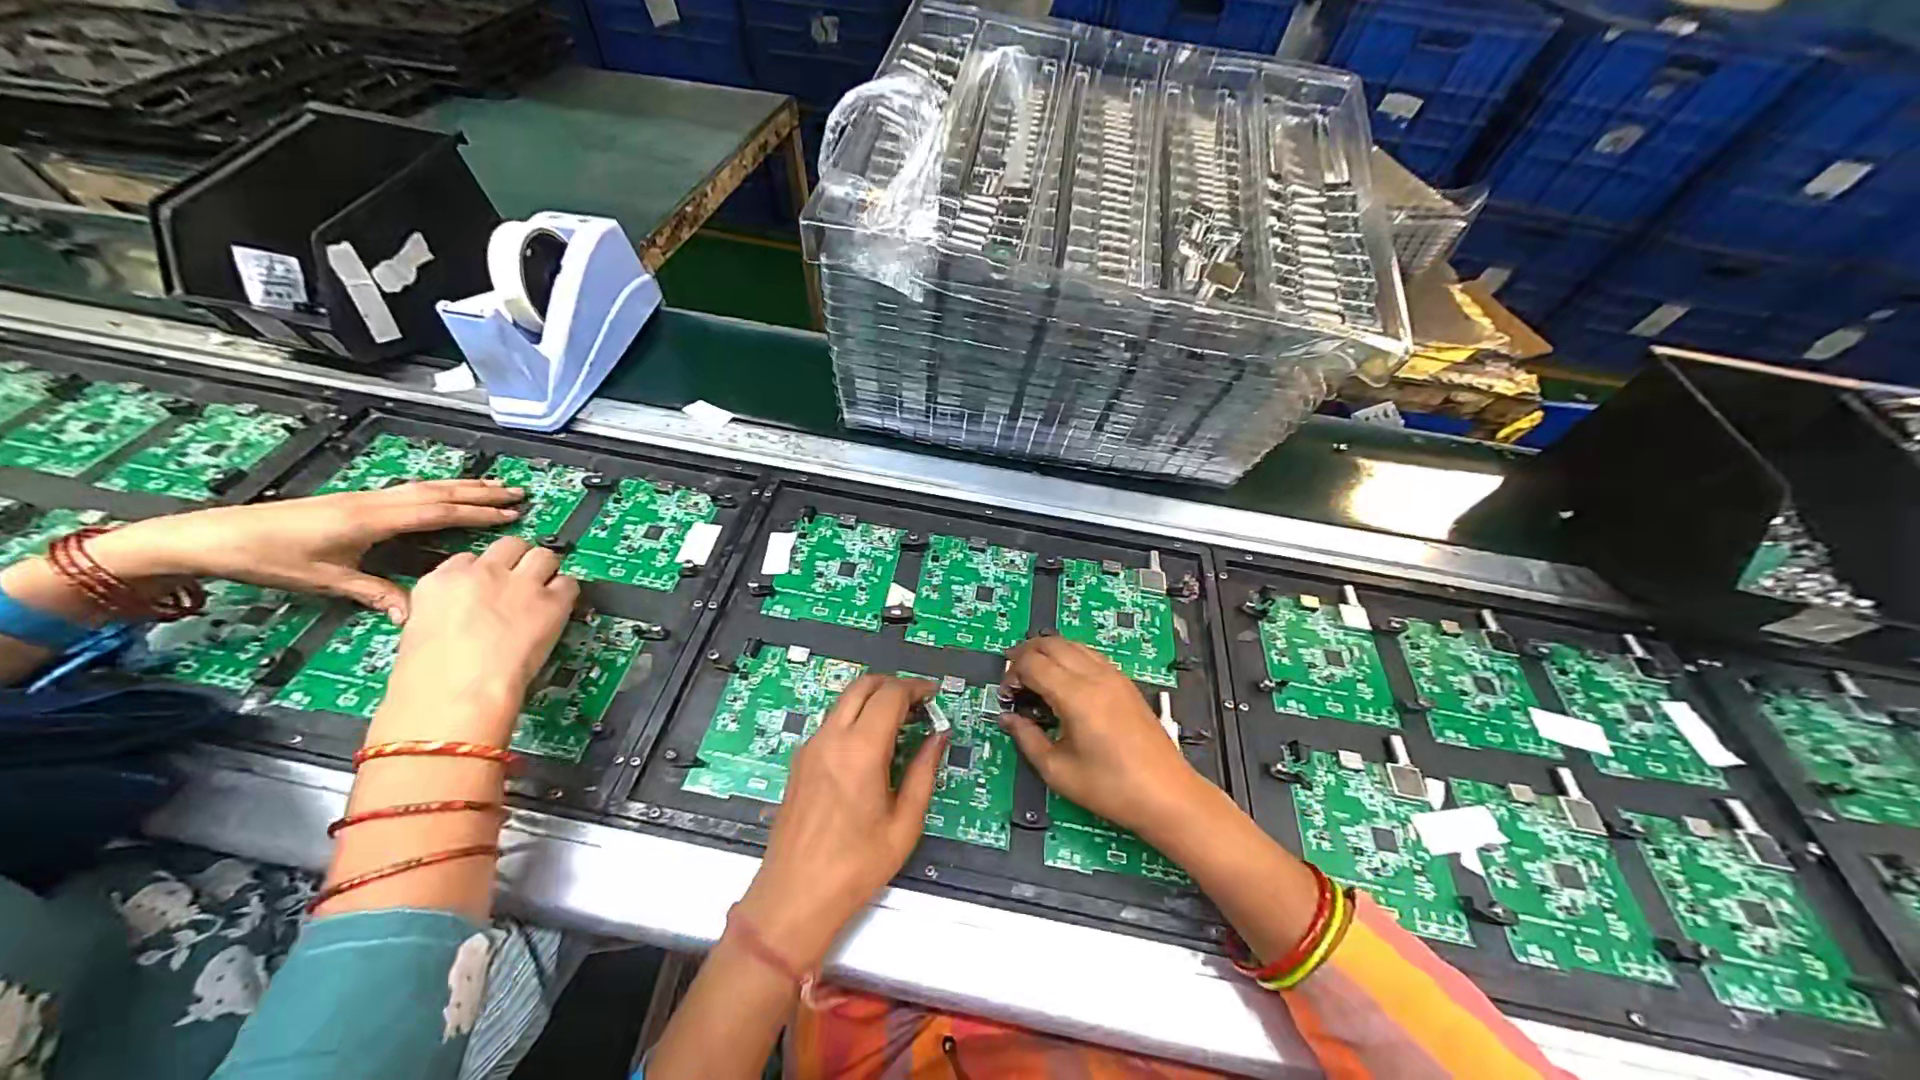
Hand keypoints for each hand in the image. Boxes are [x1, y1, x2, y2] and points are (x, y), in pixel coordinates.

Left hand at [88, 480, 524, 622]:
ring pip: (426, 486)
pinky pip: (411, 490)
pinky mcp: (356, 500)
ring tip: (494, 486)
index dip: (477, 513)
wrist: (212, 536)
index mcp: (373, 519)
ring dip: (463, 486)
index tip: (511, 514)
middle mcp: (374, 502)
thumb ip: (375, 593)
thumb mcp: (325, 581)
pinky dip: (439, 489)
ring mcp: (365, 498)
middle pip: (439, 492)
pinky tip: (447, 492)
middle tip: (517, 492)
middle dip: (480, 492)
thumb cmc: (269, 558)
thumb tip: (415, 615)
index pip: (438, 512)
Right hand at [373, 536, 578, 742]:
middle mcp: (483, 574)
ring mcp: (521, 585)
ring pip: (544, 555)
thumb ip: (445, 610)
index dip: (484, 571)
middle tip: (524, 579)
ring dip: (546, 570)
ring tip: (546, 589)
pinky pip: (570, 584)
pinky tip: (562, 607)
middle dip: (518, 559)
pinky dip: (568, 593)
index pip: (469, 557)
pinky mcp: (552, 602)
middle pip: (510, 546)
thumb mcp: (419, 632)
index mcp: (441, 581)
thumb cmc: (432, 679)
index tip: (492, 583)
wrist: (459, 692)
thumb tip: (462, 613)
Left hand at [734, 675, 942, 968]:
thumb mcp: (904, 823)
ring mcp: (810, 748)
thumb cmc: (854, 867)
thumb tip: (937, 738)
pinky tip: (872, 744)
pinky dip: (855, 717)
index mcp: (859, 751)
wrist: (794, 897)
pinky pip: (831, 722)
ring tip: (899, 722)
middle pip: (862, 685)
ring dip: (872, 699)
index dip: (916, 688)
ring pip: (844, 701)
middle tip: (918, 702)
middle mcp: (830, 739)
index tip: (933, 694)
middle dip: (893, 684)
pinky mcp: (800, 762)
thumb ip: (924, 772)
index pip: (890, 694)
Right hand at [1000, 637, 1206, 834]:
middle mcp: (1096, 677)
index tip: (1007, 696)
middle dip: (1025, 654)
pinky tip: (1063, 680)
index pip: (1033, 663)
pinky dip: (1069, 656)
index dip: (1012, 674)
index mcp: (1077, 696)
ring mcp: (1114, 677)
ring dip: (1048, 652)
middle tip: (1013, 677)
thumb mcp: (1058, 771)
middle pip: (1051, 644)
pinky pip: (1090, 655)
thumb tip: (1008, 719)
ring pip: (1072, 644)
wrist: (1166, 795)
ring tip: (1034, 675)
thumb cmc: (1112, 788)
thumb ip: (1026, 738)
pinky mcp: (1125, 684)